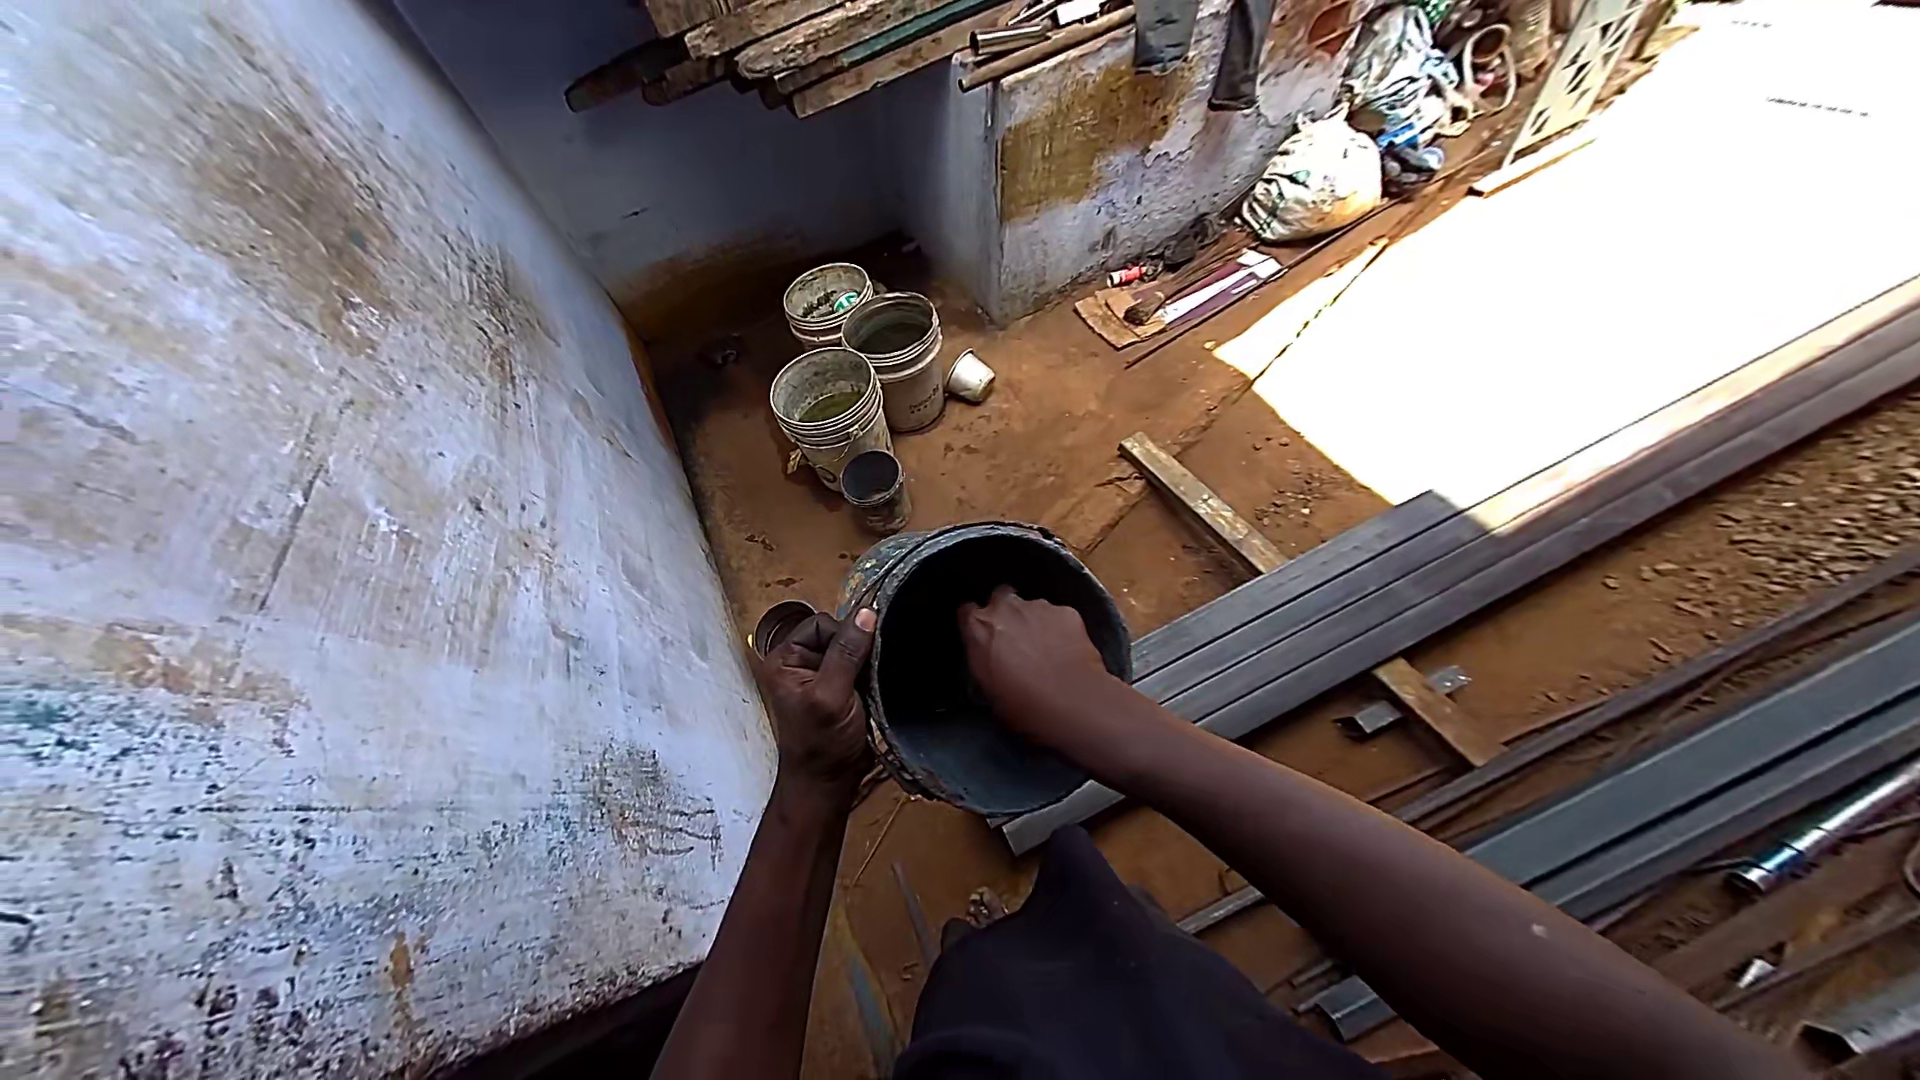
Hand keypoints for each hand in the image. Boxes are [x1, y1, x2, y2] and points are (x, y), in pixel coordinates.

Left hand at [756, 609, 875, 798]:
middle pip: (840, 633)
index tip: (855, 659)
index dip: (842, 635)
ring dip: (867, 662)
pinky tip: (873, 687)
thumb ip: (847, 653)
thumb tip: (867, 613)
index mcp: (786, 658)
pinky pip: (864, 664)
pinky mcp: (844, 686)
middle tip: (862, 676)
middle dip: (857, 650)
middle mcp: (802, 661)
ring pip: (856, 648)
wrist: (831, 782)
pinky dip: (872, 673)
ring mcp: (824, 674)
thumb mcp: (831, 695)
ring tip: (867, 684)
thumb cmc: (821, 744)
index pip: (821, 623)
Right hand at [956, 586, 1116, 748]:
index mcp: (978, 627)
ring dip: (1035, 621)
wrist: (1069, 703)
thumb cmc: (1021, 705)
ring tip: (1047, 648)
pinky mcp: (1067, 612)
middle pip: (1000, 597)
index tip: (983, 635)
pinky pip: (1059, 616)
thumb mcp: (987, 687)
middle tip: (1016, 637)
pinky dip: (1061, 628)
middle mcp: (1005, 608)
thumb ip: (984, 659)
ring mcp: (1038, 606)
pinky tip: (1068, 649)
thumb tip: (991, 658)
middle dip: (1006, 612)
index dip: (976, 623)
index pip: (967, 612)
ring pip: (1032, 607)